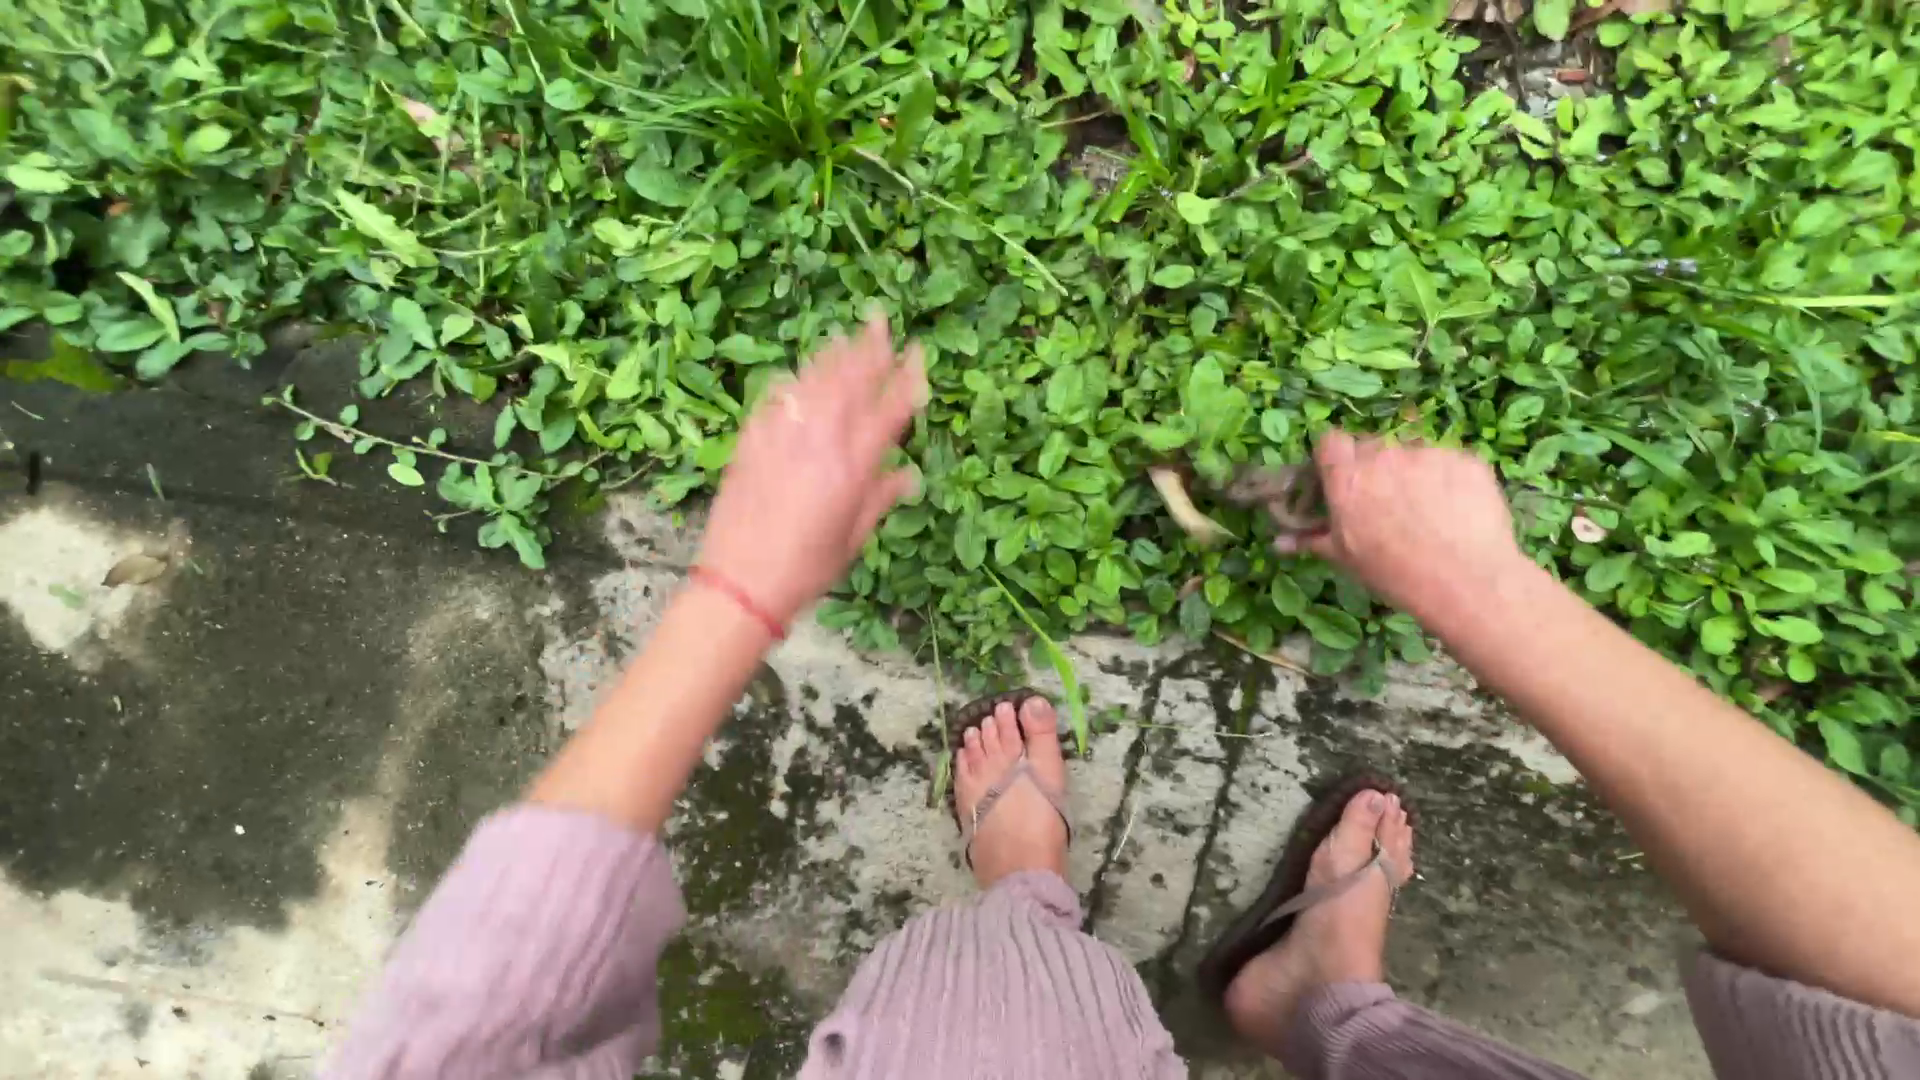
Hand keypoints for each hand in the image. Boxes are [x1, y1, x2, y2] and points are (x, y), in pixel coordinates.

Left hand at [696, 315, 926, 626]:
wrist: (740, 582)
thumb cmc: (806, 568)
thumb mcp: (852, 538)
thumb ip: (880, 498)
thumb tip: (907, 474)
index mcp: (852, 467)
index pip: (888, 411)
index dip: (906, 379)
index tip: (918, 354)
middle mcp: (819, 443)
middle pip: (848, 382)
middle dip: (868, 349)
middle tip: (881, 322)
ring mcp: (782, 438)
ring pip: (812, 383)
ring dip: (831, 357)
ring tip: (844, 335)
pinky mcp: (751, 442)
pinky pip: (775, 401)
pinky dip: (792, 383)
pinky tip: (799, 375)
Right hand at [1299, 431, 1527, 623]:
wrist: (1465, 580)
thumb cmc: (1392, 571)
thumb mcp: (1345, 558)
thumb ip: (1311, 540)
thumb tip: (1278, 542)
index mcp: (1347, 477)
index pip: (1330, 441)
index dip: (1334, 456)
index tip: (1339, 476)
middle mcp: (1383, 456)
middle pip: (1370, 445)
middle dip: (1372, 465)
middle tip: (1382, 498)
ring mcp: (1427, 454)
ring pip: (1411, 451)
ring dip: (1410, 469)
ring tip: (1424, 505)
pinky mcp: (1466, 459)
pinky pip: (1448, 460)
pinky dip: (1446, 477)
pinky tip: (1454, 507)